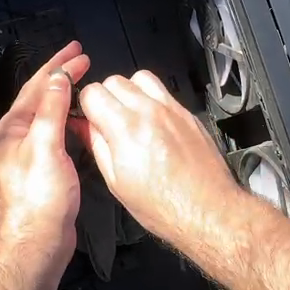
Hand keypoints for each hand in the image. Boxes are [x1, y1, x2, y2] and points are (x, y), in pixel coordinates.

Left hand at [0, 42, 91, 273]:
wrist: (38, 242)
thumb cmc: (37, 201)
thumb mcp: (46, 146)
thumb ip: (52, 109)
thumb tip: (58, 78)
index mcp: (11, 130)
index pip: (36, 87)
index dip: (58, 66)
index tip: (77, 52)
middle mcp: (15, 141)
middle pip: (40, 98)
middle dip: (60, 77)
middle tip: (80, 60)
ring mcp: (28, 156)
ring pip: (47, 116)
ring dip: (64, 98)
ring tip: (81, 84)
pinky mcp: (42, 171)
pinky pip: (55, 135)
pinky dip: (68, 122)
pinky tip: (79, 124)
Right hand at [76, 71, 249, 258]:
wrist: (207, 211)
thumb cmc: (165, 206)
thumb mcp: (116, 182)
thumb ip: (96, 145)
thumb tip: (82, 126)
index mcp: (126, 129)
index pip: (92, 92)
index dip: (85, 106)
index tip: (88, 119)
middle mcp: (150, 112)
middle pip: (114, 80)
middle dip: (105, 97)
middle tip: (107, 121)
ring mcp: (172, 110)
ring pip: (140, 78)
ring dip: (129, 92)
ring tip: (130, 116)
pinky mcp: (187, 114)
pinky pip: (164, 91)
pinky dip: (151, 99)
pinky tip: (151, 123)